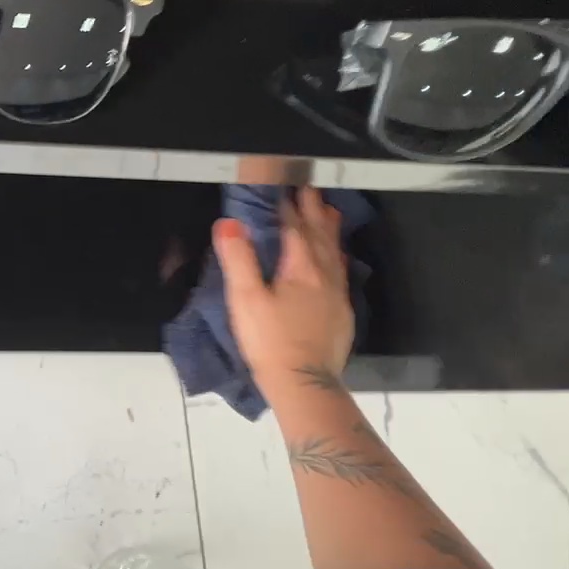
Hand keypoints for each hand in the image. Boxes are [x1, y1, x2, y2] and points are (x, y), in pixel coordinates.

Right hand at [214, 185, 354, 391]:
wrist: (303, 381)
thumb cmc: (269, 339)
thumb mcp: (245, 298)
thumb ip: (238, 259)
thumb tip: (229, 223)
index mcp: (301, 270)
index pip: (295, 230)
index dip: (287, 208)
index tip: (283, 187)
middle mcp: (324, 277)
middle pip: (320, 237)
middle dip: (314, 212)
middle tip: (311, 189)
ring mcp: (336, 296)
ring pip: (334, 254)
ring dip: (329, 230)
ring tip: (328, 213)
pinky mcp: (339, 313)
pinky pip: (339, 272)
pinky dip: (335, 256)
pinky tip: (333, 259)